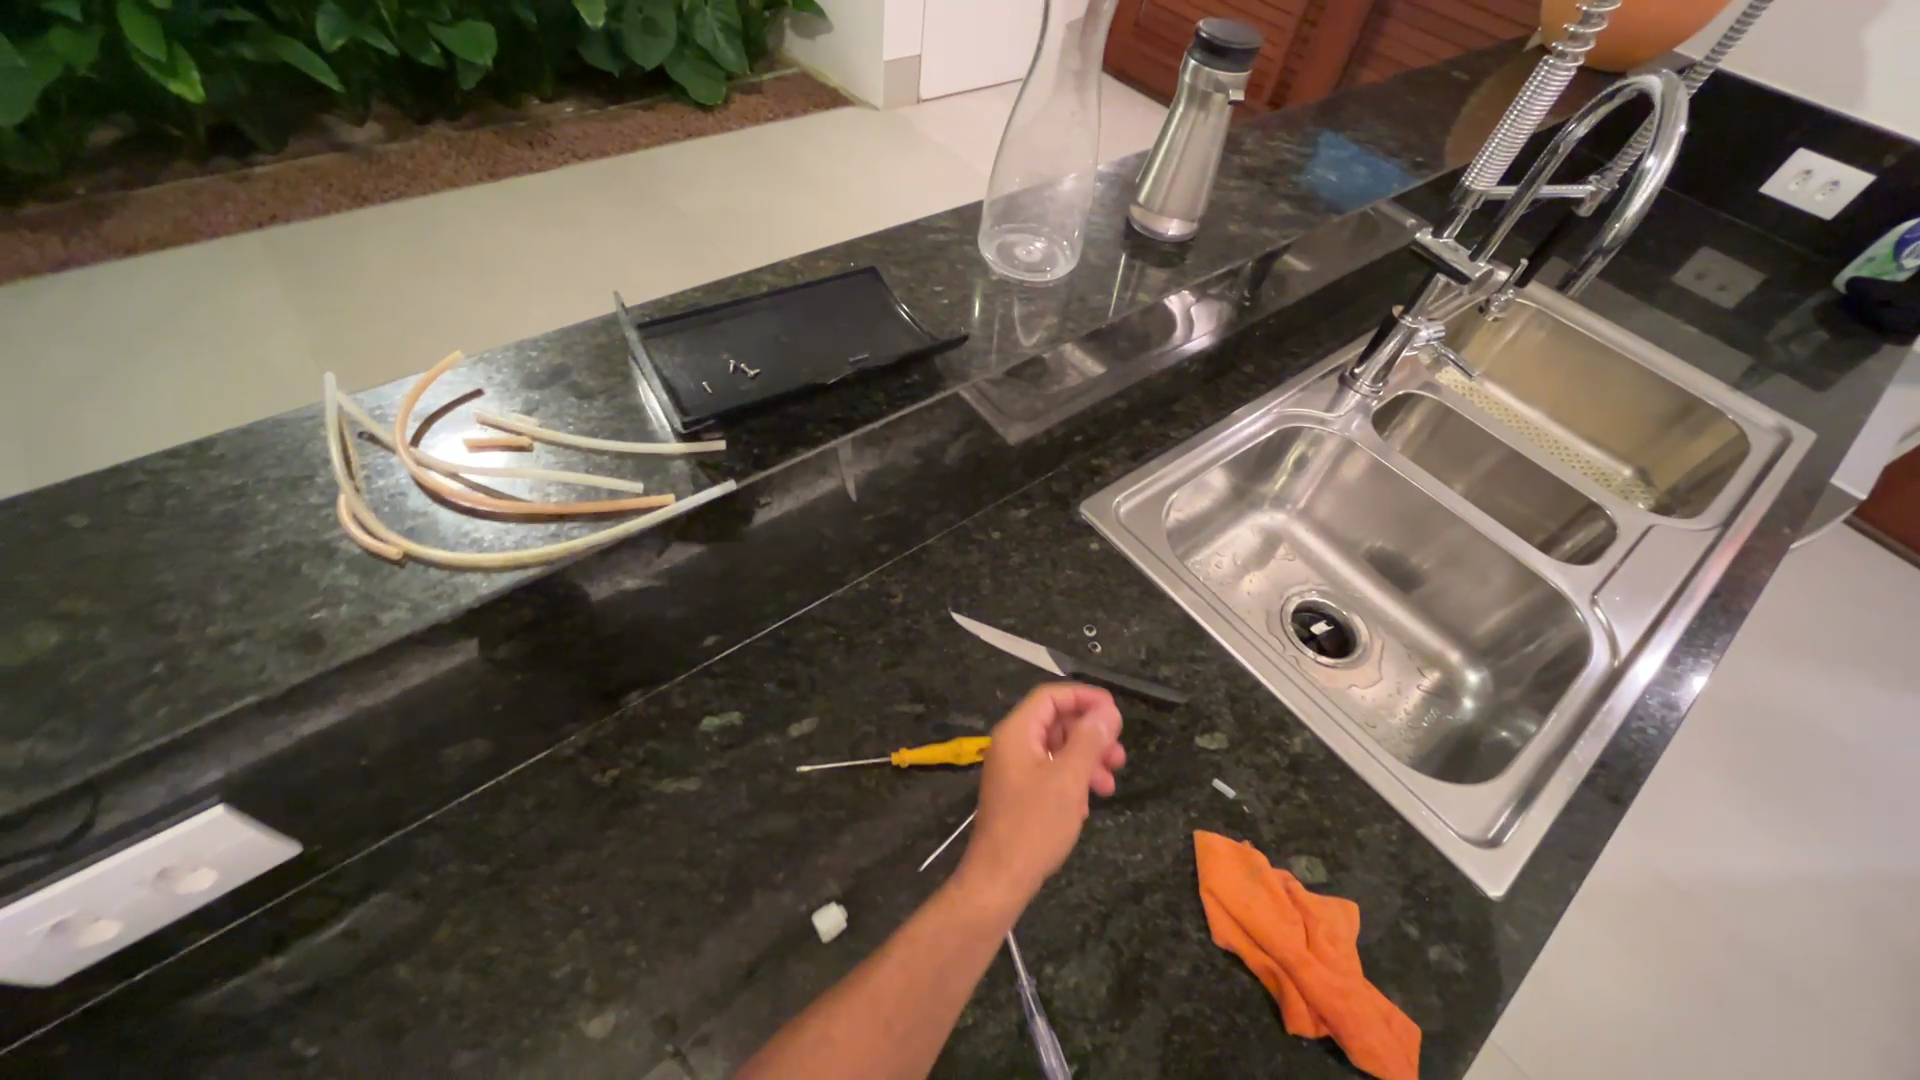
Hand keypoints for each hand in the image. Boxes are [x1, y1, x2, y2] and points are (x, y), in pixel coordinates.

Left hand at [953, 683, 1125, 910]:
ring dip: (1087, 760)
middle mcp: (1012, 745)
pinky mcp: (1020, 794)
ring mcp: (1014, 770)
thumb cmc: (1033, 825)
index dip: (1084, 697)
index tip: (1115, 712)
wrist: (1000, 879)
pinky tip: (1088, 803)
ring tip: (1110, 783)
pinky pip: (1050, 773)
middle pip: (1056, 722)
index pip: (1050, 696)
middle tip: (1119, 755)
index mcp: (1016, 732)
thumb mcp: (1068, 779)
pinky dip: (1073, 780)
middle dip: (1090, 735)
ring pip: (1057, 750)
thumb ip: (1089, 740)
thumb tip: (1108, 711)